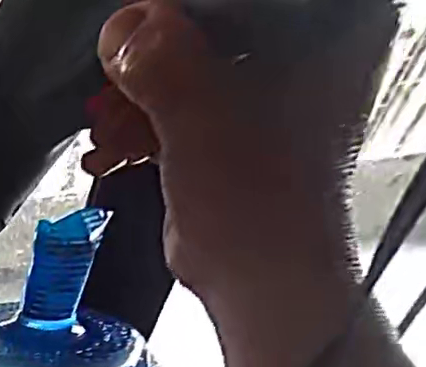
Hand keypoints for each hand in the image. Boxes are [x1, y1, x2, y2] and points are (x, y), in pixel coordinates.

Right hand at [83, 0, 395, 311]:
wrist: (260, 279)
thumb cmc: (258, 206)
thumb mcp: (200, 119)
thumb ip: (161, 62)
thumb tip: (123, 25)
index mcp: (325, 25)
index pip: (231, 2)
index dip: (168, 18)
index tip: (122, 37)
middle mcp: (304, 55)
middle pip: (207, 36)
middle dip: (144, 69)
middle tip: (104, 93)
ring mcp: (269, 101)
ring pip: (190, 79)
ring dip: (135, 105)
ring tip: (101, 132)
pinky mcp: (236, 141)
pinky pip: (185, 116)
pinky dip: (144, 130)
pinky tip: (110, 149)